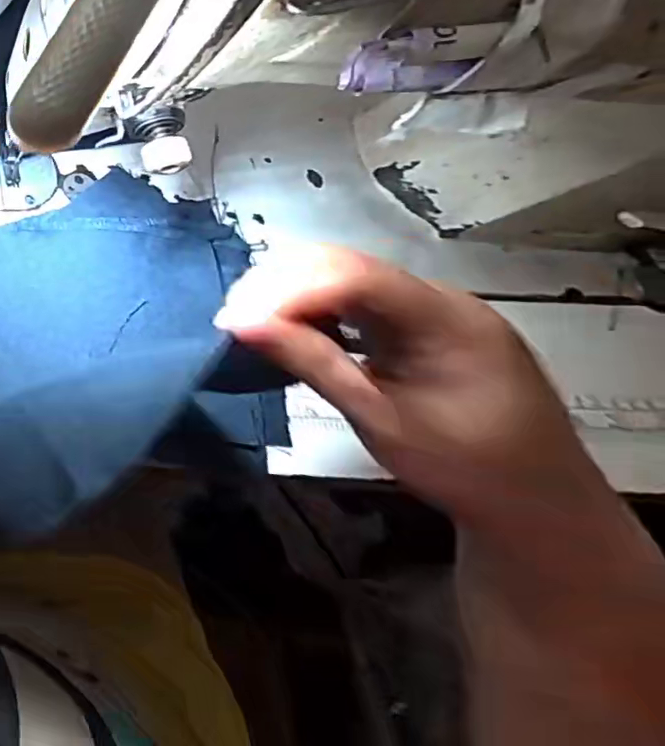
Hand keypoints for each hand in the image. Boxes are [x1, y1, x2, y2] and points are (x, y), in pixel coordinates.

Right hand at [214, 245, 615, 537]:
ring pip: (338, 273)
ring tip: (250, 323)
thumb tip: (237, 323)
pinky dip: (307, 304)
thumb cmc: (462, 467)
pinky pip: (348, 294)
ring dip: (286, 291)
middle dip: (277, 285)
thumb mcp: (379, 418)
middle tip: (233, 320)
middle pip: (342, 264)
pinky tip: (285, 327)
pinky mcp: (412, 321)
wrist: (536, 505)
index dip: (286, 291)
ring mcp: (427, 307)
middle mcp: (439, 300)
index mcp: (448, 321)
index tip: (235, 320)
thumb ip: (310, 362)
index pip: (353, 279)